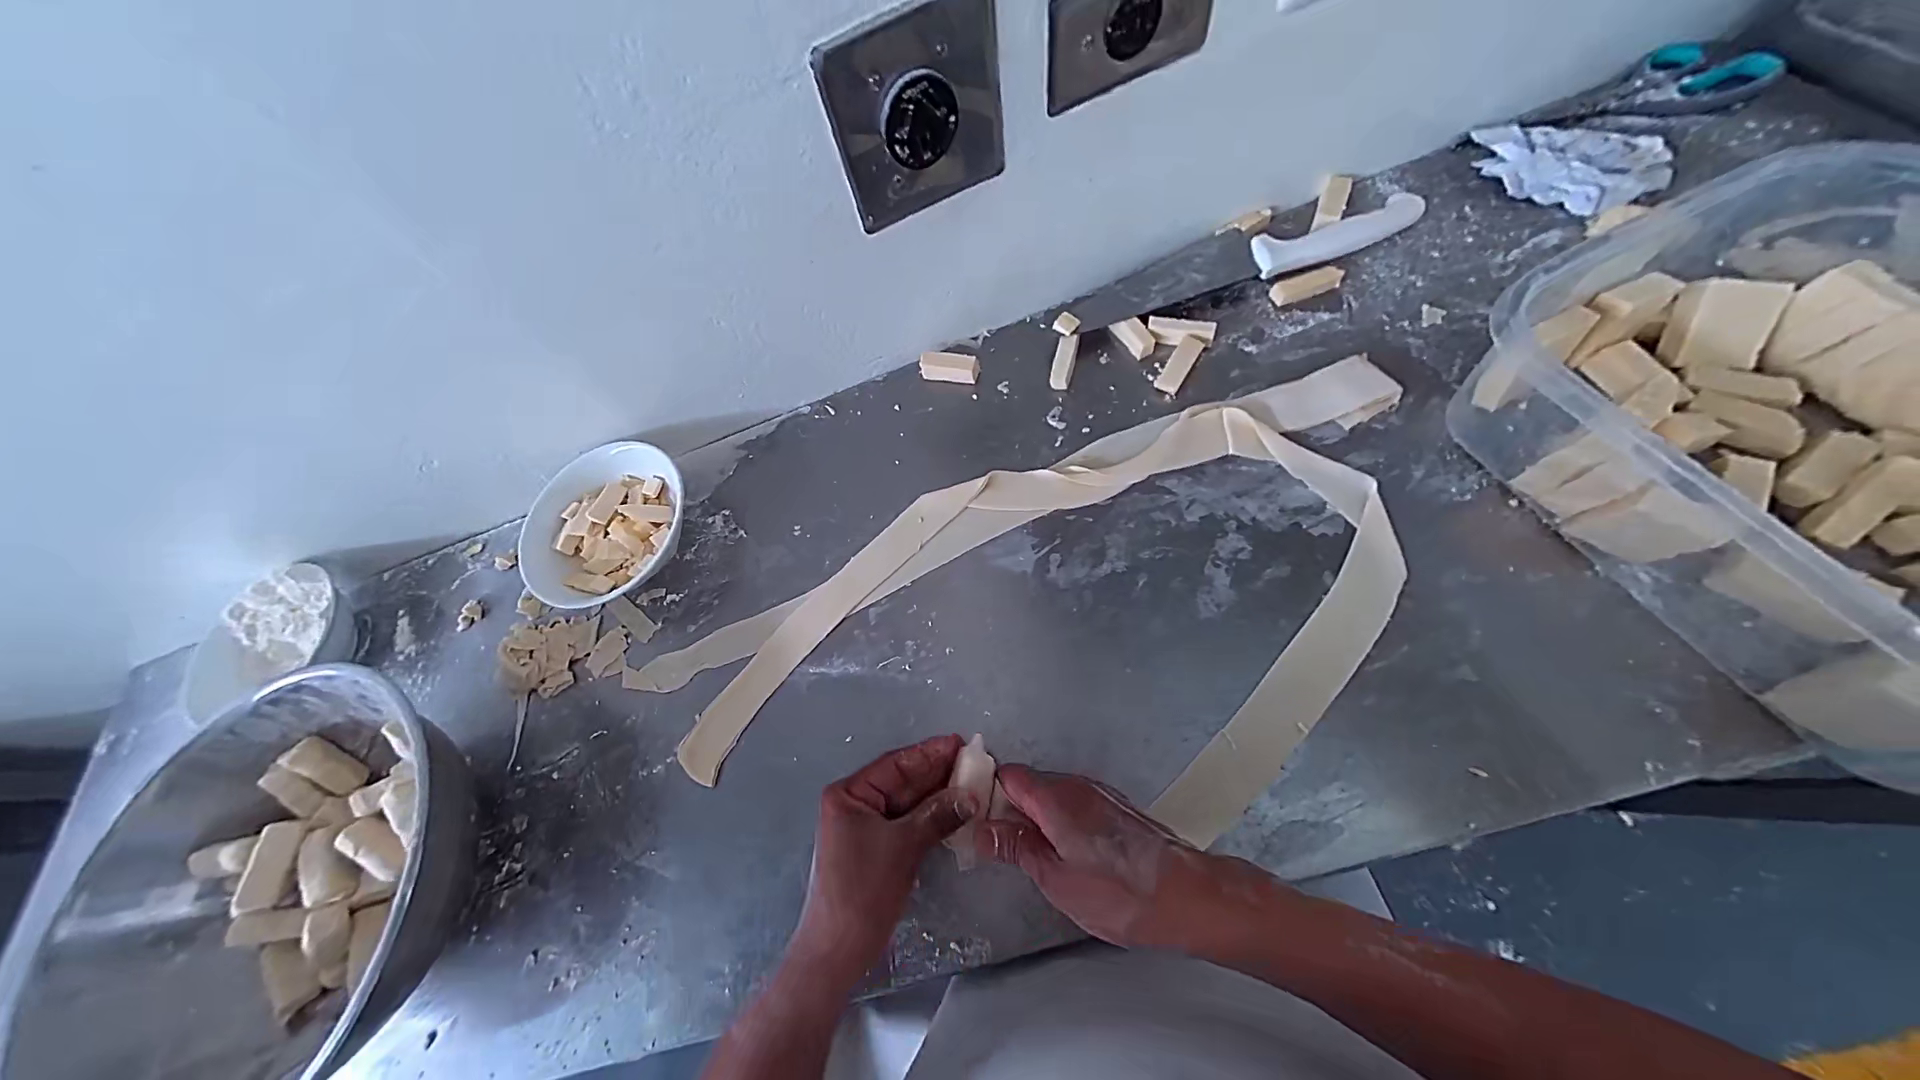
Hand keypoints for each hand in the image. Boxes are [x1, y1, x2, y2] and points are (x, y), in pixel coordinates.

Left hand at [791, 734, 977, 979]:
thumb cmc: (863, 890)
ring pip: (907, 802)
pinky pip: (908, 822)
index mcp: (848, 795)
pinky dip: (931, 816)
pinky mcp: (877, 848)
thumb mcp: (904, 846)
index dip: (928, 753)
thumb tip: (970, 796)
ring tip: (971, 781)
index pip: (894, 765)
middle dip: (936, 772)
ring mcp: (865, 827)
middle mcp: (854, 805)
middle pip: (901, 781)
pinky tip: (955, 810)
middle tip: (972, 760)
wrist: (839, 950)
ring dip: (937, 794)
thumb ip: (937, 815)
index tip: (959, 743)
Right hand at [977, 765, 1280, 949]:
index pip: (1006, 774)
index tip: (973, 820)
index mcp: (1054, 796)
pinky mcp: (1114, 807)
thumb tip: (979, 827)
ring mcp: (1097, 794)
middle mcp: (1075, 784)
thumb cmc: (1117, 892)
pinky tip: (1062, 853)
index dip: (985, 792)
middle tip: (995, 847)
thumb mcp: (1056, 878)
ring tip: (1027, 856)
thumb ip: (1016, 847)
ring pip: (1050, 795)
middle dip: (1007, 808)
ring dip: (1033, 817)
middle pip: (1027, 783)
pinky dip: (1057, 821)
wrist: (1188, 896)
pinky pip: (1072, 803)